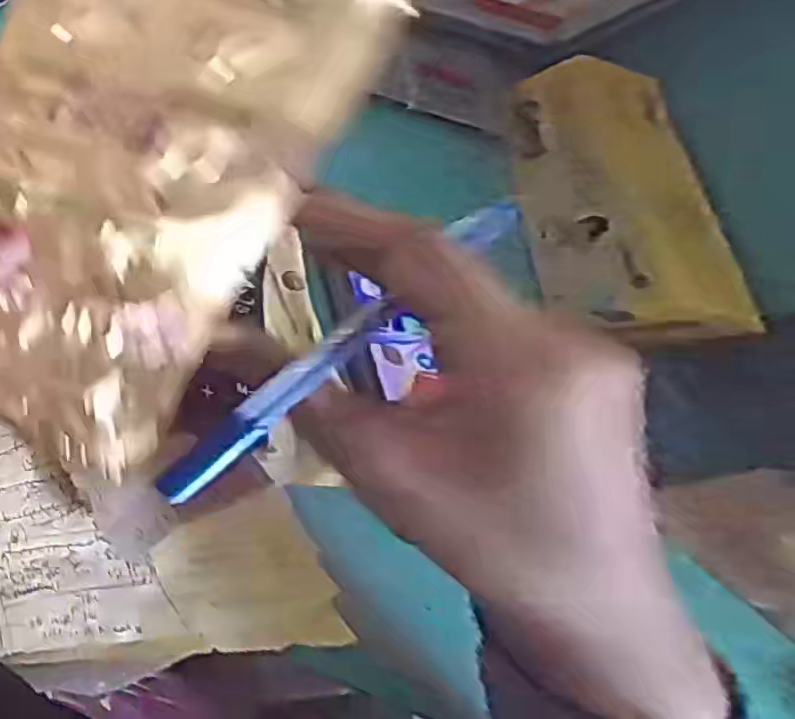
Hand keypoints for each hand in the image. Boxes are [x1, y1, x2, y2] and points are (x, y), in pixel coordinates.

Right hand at [287, 191, 725, 718]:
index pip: (420, 254)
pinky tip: (365, 294)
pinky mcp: (561, 362)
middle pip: (437, 259)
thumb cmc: (479, 533)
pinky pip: (469, 306)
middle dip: (351, 234)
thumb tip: (215, 336)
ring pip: (453, 279)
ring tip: (306, 242)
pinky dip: (406, 290)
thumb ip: (291, 386)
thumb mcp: (371, 458)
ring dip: (377, 260)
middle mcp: (557, 333)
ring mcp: (568, 346)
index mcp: (520, 353)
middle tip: (278, 215)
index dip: (343, 218)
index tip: (279, 198)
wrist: (590, 607)